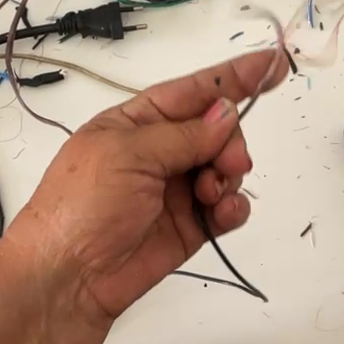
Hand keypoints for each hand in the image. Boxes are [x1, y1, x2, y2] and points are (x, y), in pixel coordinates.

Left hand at [7, 49, 288, 322]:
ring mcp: (174, 192)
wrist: (68, 278)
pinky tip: (224, 214)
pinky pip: (224, 209)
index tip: (275, 64)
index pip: (193, 91)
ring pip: (225, 170)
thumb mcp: (127, 154)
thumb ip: (184, 134)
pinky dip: (232, 208)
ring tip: (211, 195)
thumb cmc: (82, 205)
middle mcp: (158, 153)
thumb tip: (227, 114)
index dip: (234, 77)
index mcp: (136, 122)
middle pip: (217, 132)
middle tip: (229, 164)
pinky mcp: (188, 228)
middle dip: (230, 142)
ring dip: (228, 177)